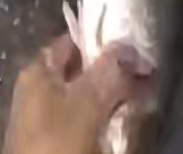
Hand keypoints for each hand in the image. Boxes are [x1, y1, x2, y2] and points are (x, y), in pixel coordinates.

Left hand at [3, 35, 153, 153]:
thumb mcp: (87, 102)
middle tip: (143, 73)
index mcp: (38, 71)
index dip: (102, 39)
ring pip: (88, 99)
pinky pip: (87, 125)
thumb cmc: (58, 144)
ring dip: (113, 99)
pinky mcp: (60, 146)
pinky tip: (126, 124)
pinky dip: (106, 122)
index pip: (73, 41)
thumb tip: (130, 46)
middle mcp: (40, 91)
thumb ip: (110, 70)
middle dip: (113, 72)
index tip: (132, 43)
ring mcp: (48, 122)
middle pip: (83, 71)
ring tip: (142, 98)